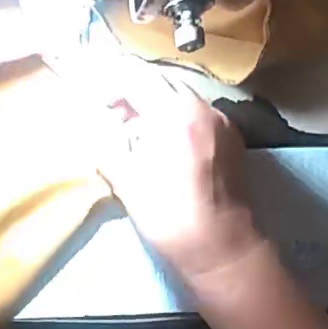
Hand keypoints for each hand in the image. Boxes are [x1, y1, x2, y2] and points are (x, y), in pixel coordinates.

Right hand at [88, 61, 266, 281]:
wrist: (223, 250)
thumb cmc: (168, 218)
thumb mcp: (125, 180)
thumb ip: (107, 142)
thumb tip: (96, 124)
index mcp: (176, 116)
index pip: (138, 78)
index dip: (112, 85)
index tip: (98, 102)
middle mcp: (204, 109)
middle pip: (162, 81)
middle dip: (134, 91)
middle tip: (112, 114)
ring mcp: (222, 122)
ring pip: (181, 95)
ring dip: (154, 103)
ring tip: (135, 129)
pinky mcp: (231, 137)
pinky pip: (197, 112)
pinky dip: (174, 115)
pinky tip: (162, 141)